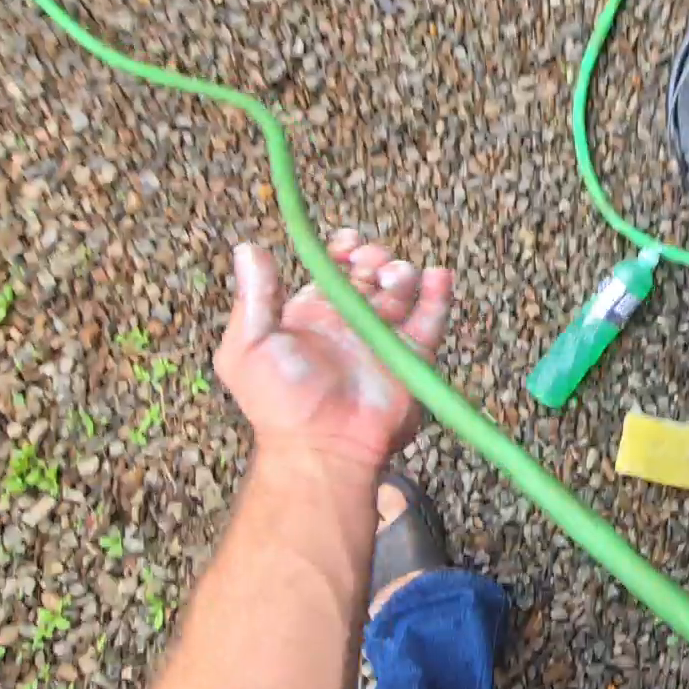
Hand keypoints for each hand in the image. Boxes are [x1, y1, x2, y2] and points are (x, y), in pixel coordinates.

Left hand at [214, 230, 453, 473]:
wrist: (325, 446)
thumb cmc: (280, 402)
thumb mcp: (249, 347)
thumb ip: (254, 296)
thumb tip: (249, 246)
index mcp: (313, 315)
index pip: (333, 269)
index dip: (342, 250)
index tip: (347, 242)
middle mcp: (351, 320)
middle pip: (371, 272)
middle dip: (374, 257)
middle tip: (370, 262)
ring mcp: (385, 334)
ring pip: (403, 287)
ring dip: (402, 271)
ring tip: (393, 277)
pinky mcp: (414, 351)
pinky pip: (433, 314)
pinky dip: (439, 290)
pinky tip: (436, 276)